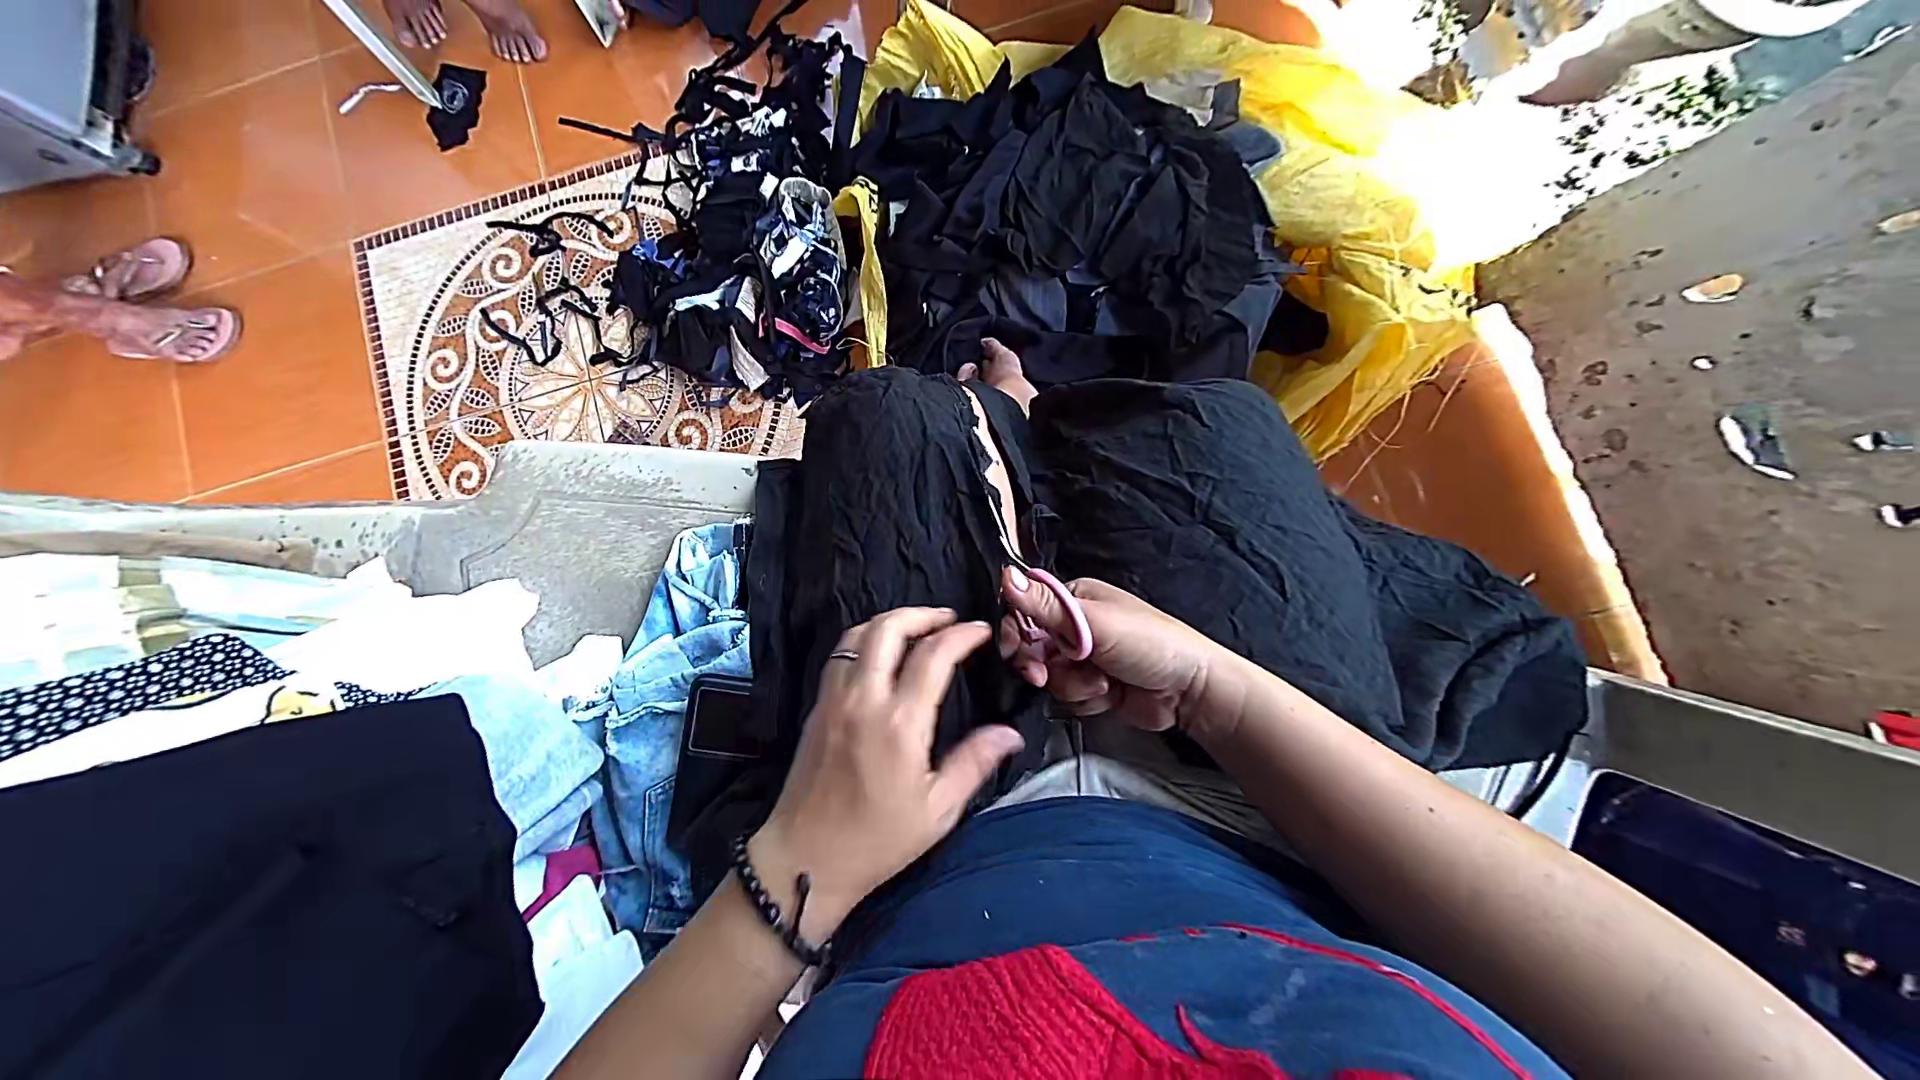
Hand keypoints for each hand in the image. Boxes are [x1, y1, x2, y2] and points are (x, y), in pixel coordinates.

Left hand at [750, 608, 1025, 942]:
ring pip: (858, 634)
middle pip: (889, 628)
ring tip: (917, 627)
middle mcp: (863, 699)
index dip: (962, 635)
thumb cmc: (877, 841)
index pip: (933, 655)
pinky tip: (880, 652)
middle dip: (923, 614)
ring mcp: (834, 699)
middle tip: (949, 619)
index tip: (980, 631)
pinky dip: (865, 639)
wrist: (805, 859)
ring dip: (891, 621)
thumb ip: (974, 763)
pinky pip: (840, 654)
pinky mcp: (816, 708)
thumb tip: (1010, 733)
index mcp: (900, 723)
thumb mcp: (938, 810)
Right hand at [999, 570, 1237, 738]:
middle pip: (1032, 648)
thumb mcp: (1093, 622)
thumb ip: (1045, 604)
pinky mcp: (1091, 686)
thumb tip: (1005, 575)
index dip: (1017, 635)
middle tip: (1049, 674)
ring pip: (1050, 676)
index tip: (1021, 653)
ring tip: (1103, 681)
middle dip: (1044, 666)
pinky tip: (1110, 693)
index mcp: (1073, 598)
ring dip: (1073, 684)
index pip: (1025, 612)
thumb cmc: (1149, 644)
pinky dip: (1086, 699)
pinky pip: (1067, 697)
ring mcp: (1084, 658)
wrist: (1190, 690)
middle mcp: (1075, 626)